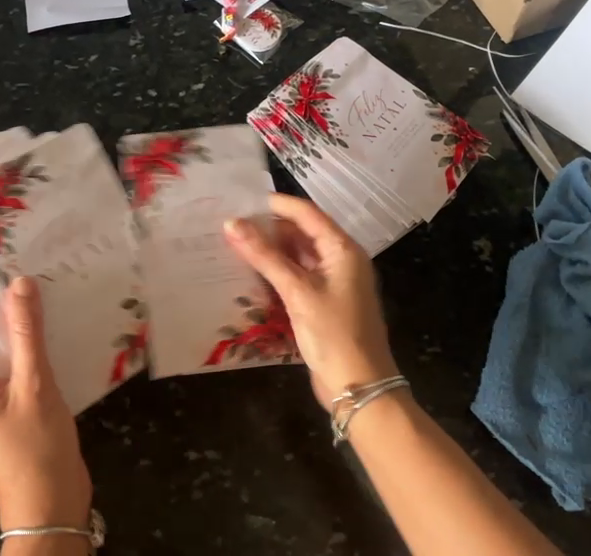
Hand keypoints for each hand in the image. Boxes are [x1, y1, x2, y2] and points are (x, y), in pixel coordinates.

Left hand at [0, 276, 91, 532]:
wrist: (54, 508)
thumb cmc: (35, 449)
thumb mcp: (33, 384)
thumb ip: (27, 333)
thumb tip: (19, 283)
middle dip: (4, 310)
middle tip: (27, 272)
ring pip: (5, 354)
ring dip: (23, 330)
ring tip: (44, 293)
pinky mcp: (19, 410)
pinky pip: (21, 370)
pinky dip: (35, 351)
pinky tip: (56, 331)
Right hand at [224, 193, 399, 409]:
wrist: (359, 388)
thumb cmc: (333, 334)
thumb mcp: (297, 292)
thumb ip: (264, 256)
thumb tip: (231, 223)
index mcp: (342, 249)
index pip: (306, 213)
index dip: (274, 205)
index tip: (240, 201)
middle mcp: (340, 260)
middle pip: (301, 232)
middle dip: (268, 228)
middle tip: (231, 225)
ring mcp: (333, 282)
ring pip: (297, 255)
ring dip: (270, 251)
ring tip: (234, 245)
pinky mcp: (323, 302)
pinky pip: (297, 276)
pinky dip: (276, 272)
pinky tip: (250, 274)